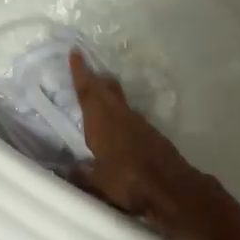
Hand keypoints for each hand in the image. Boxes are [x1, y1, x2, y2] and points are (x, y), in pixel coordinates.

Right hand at [69, 51, 207, 229]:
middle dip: (96, 79)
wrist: (171, 187)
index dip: (80, 72)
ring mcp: (138, 123)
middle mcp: (120, 115)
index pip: (87, 91)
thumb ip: (82, 175)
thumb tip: (67, 170)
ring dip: (109, 94)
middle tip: (89, 70)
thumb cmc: (128, 180)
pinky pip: (130, 115)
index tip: (76, 52)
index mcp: (101, 121)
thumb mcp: (98, 183)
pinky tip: (120, 123)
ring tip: (101, 94)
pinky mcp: (152, 134)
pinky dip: (121, 112)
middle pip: (106, 90)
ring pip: (119, 101)